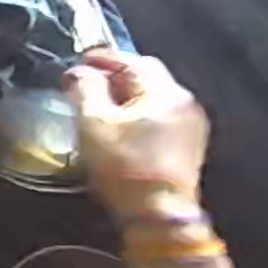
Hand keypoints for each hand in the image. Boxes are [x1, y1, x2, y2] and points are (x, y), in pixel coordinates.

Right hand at [64, 50, 209, 221]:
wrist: (157, 210)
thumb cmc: (122, 163)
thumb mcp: (93, 123)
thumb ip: (85, 90)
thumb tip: (79, 71)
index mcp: (165, 93)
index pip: (134, 61)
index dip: (104, 57)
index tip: (77, 60)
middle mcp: (184, 103)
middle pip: (147, 78)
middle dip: (114, 74)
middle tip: (83, 80)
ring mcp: (190, 125)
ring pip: (151, 98)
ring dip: (123, 94)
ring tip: (94, 102)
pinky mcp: (186, 144)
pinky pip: (157, 116)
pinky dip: (134, 112)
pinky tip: (115, 124)